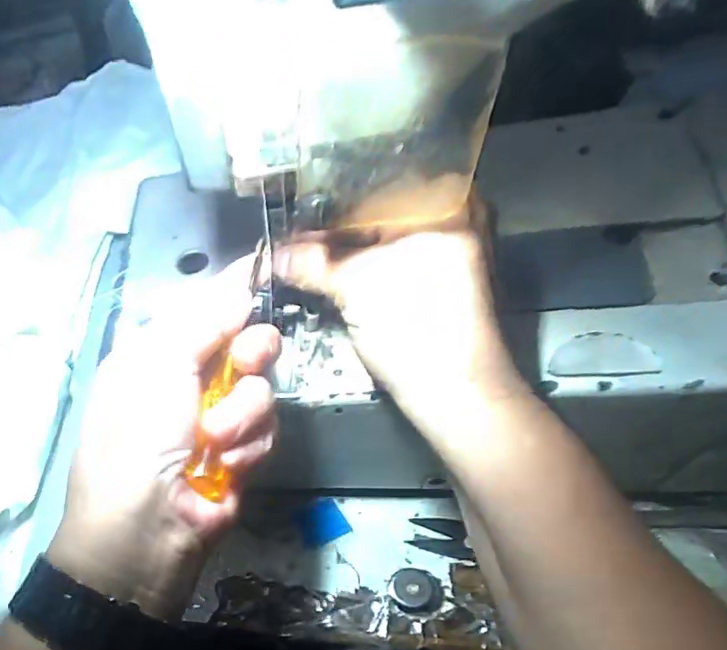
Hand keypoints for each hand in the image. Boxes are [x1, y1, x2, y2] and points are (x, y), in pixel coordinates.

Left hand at [47, 258, 279, 619]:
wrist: (144, 537)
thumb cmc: (135, 447)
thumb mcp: (156, 373)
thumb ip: (200, 326)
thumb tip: (238, 290)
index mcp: (154, 358)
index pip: (201, 312)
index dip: (233, 292)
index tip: (264, 272)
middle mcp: (186, 386)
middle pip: (244, 346)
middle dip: (251, 353)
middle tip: (246, 363)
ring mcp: (215, 424)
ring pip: (262, 392)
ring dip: (242, 415)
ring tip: (213, 443)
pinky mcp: (239, 460)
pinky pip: (266, 434)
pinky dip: (248, 450)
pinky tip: (227, 470)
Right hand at [277, 199, 526, 435]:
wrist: (455, 394)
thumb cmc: (416, 327)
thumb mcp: (356, 287)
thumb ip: (311, 262)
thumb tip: (270, 254)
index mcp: (445, 197)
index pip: (374, 177)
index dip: (327, 193)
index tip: (289, 206)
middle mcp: (453, 215)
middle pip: (377, 209)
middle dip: (331, 227)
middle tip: (289, 235)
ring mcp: (447, 252)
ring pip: (382, 240)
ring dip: (342, 250)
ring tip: (298, 254)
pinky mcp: (438, 286)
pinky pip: (391, 264)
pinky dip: (361, 270)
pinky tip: (327, 275)